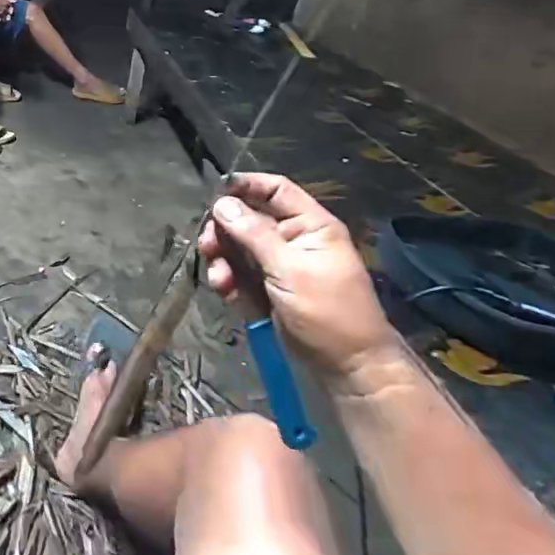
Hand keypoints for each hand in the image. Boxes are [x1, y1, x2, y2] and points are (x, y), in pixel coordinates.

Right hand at [197, 173, 402, 378]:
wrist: (347, 368)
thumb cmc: (328, 312)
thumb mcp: (290, 269)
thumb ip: (254, 234)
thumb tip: (222, 203)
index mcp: (310, 225)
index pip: (275, 189)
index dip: (246, 186)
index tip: (214, 192)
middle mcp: (292, 239)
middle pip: (248, 218)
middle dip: (225, 231)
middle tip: (208, 245)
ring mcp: (278, 264)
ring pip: (238, 247)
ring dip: (223, 259)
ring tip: (218, 278)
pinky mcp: (267, 288)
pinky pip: (239, 274)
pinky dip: (228, 280)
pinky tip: (224, 291)